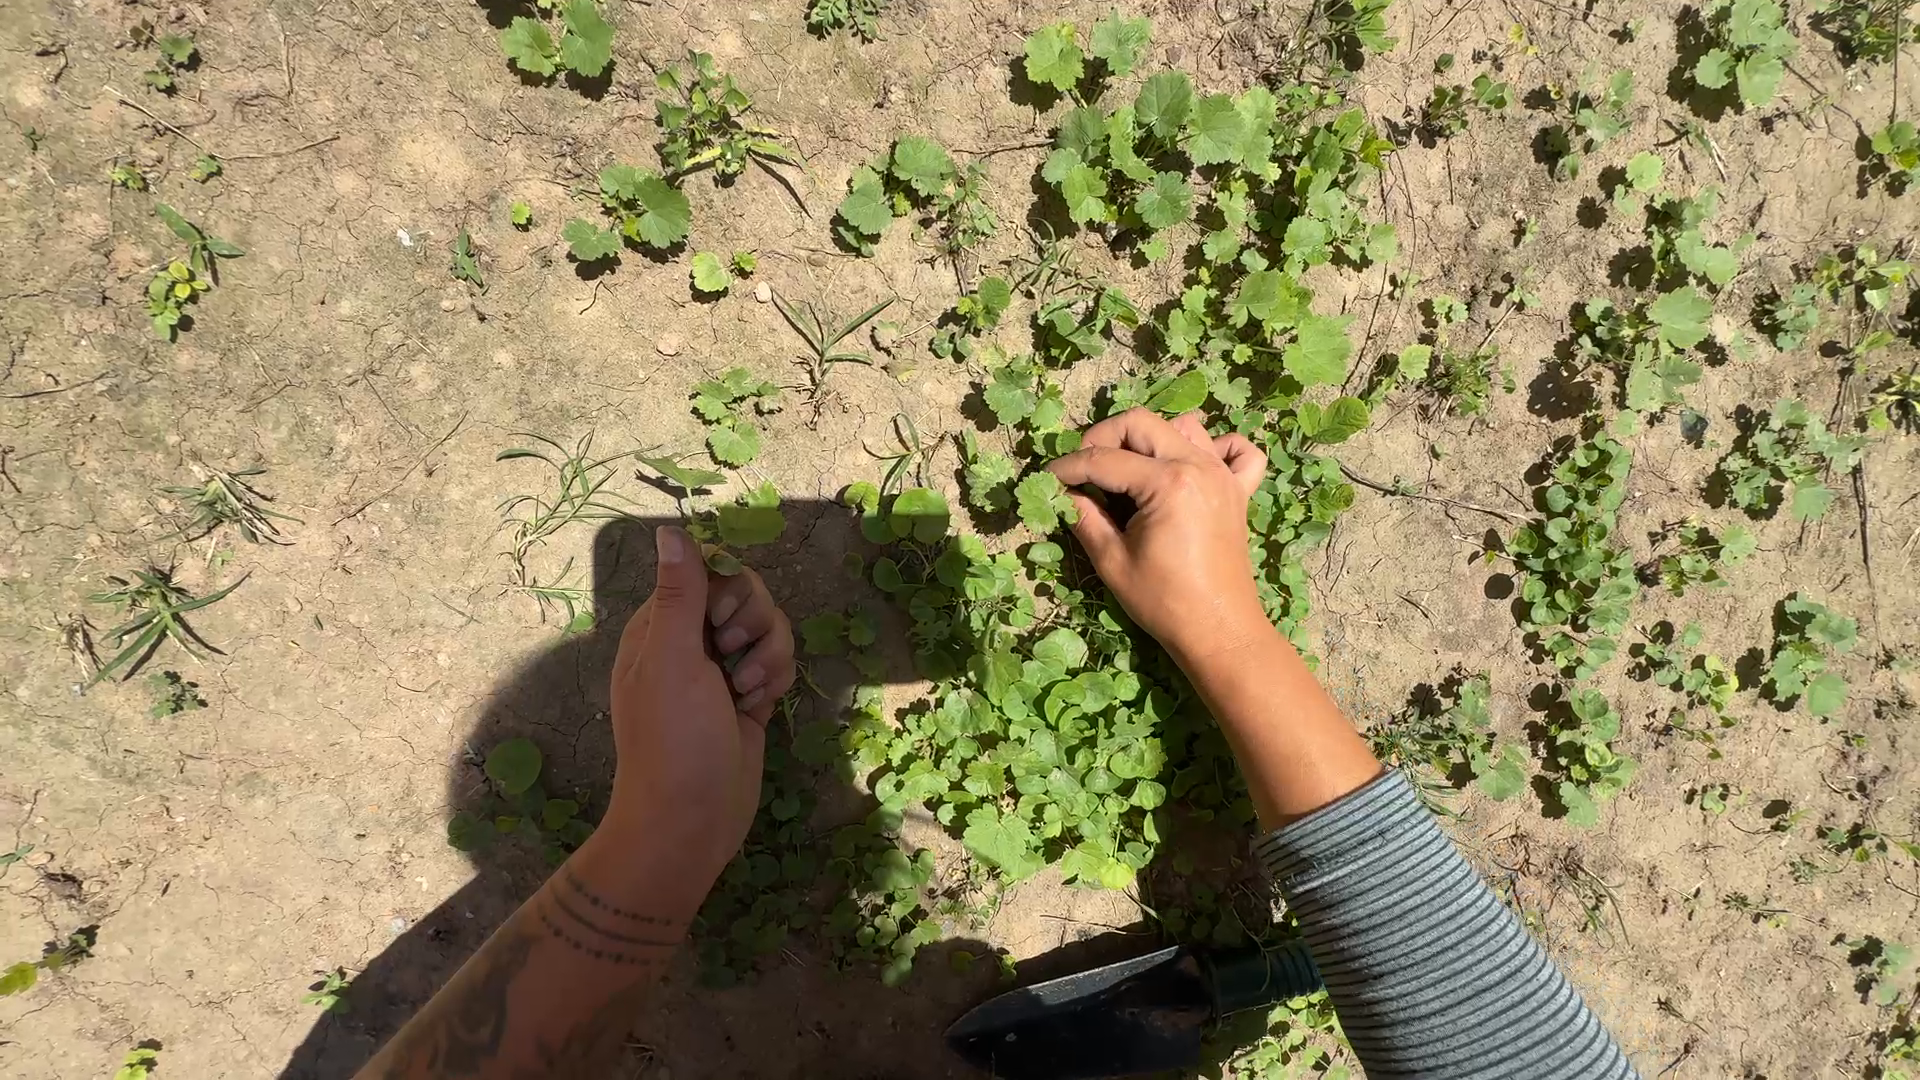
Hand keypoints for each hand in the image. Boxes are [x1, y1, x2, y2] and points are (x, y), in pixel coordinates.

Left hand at [602, 526, 794, 894]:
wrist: (691, 818)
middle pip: (749, 596)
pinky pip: (779, 661)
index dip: (731, 590)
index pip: (711, 572)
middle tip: (732, 663)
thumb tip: (668, 529)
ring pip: (771, 628)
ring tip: (748, 694)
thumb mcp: (672, 659)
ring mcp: (724, 668)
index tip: (724, 623)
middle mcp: (693, 640)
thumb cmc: (673, 736)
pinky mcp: (751, 693)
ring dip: (770, 657)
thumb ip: (679, 592)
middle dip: (756, 626)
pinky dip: (776, 679)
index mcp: (662, 625)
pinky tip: (760, 707)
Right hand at [1046, 409, 1269, 666]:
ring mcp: (1224, 474)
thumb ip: (1083, 517)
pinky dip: (1215, 447)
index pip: (1104, 459)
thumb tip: (1060, 493)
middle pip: (1140, 424)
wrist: (1218, 630)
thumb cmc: (1163, 601)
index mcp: (1167, 483)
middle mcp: (1199, 465)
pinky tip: (1191, 466)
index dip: (1068, 467)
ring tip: (1127, 469)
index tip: (1046, 478)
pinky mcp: (1238, 490)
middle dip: (1102, 439)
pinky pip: (1236, 450)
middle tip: (1082, 471)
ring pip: (1182, 427)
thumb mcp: (1111, 561)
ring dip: (1148, 439)